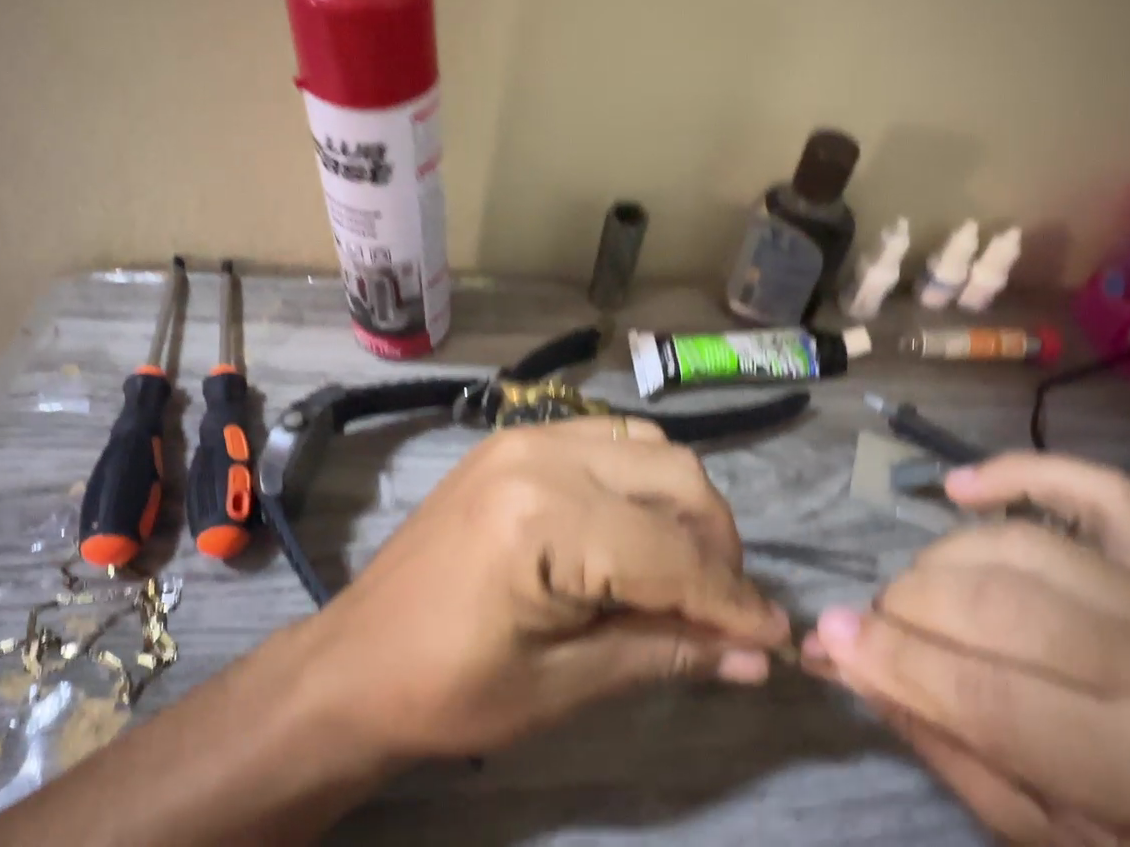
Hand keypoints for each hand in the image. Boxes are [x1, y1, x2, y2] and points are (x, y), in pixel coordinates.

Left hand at [290, 416, 790, 759]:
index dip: (731, 599)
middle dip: (716, 546)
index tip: (775, 637)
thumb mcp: (564, 684)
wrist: (354, 664)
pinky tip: (637, 530)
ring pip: (650, 449)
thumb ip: (665, 652)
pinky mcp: (515, 441)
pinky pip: (609, 440)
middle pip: (676, 478)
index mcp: (545, 518)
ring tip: (683, 572)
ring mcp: (525, 437)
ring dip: (685, 507)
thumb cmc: (447, 691)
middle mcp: (541, 455)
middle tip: (723, 610)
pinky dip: (643, 481)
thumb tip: (756, 656)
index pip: (672, 552)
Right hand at [803, 454, 1129, 845]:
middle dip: (910, 607)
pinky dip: (1023, 471)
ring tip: (914, 592)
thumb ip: (935, 737)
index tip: (827, 638)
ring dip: (942, 559)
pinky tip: (961, 486)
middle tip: (871, 623)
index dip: (896, 661)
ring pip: (1026, 546)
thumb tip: (841, 654)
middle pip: (1004, 605)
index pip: (991, 697)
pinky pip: (1097, 489)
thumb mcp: (1030, 830)